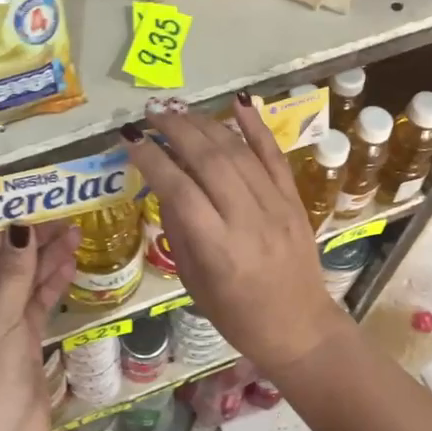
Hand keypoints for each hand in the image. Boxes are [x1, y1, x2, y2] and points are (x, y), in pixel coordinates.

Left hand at [0, 222, 79, 430]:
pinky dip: (52, 285)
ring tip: (75, 234)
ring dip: (47, 260)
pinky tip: (69, 265)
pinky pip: (37, 304)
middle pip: (4, 265)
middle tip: (63, 220)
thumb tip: (20, 228)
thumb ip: (13, 272)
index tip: (31, 207)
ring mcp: (1, 325)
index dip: (3, 230)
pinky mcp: (23, 341)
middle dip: (32, 242)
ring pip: (25, 283)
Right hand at [121, 94, 353, 373]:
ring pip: (238, 152)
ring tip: (178, 110)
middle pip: (209, 161)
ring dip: (205, 124)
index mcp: (219, 249)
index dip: (153, 160)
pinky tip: (237, 102)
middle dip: (176, 130)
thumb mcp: (193, 281)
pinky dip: (255, 126)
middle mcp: (248, 220)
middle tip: (151, 113)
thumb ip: (179, 229)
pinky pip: (274, 155)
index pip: (180, 190)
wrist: (301, 329)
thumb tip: (164, 182)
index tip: (130, 139)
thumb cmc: (237, 315)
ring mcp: (276, 206)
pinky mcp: (294, 199)